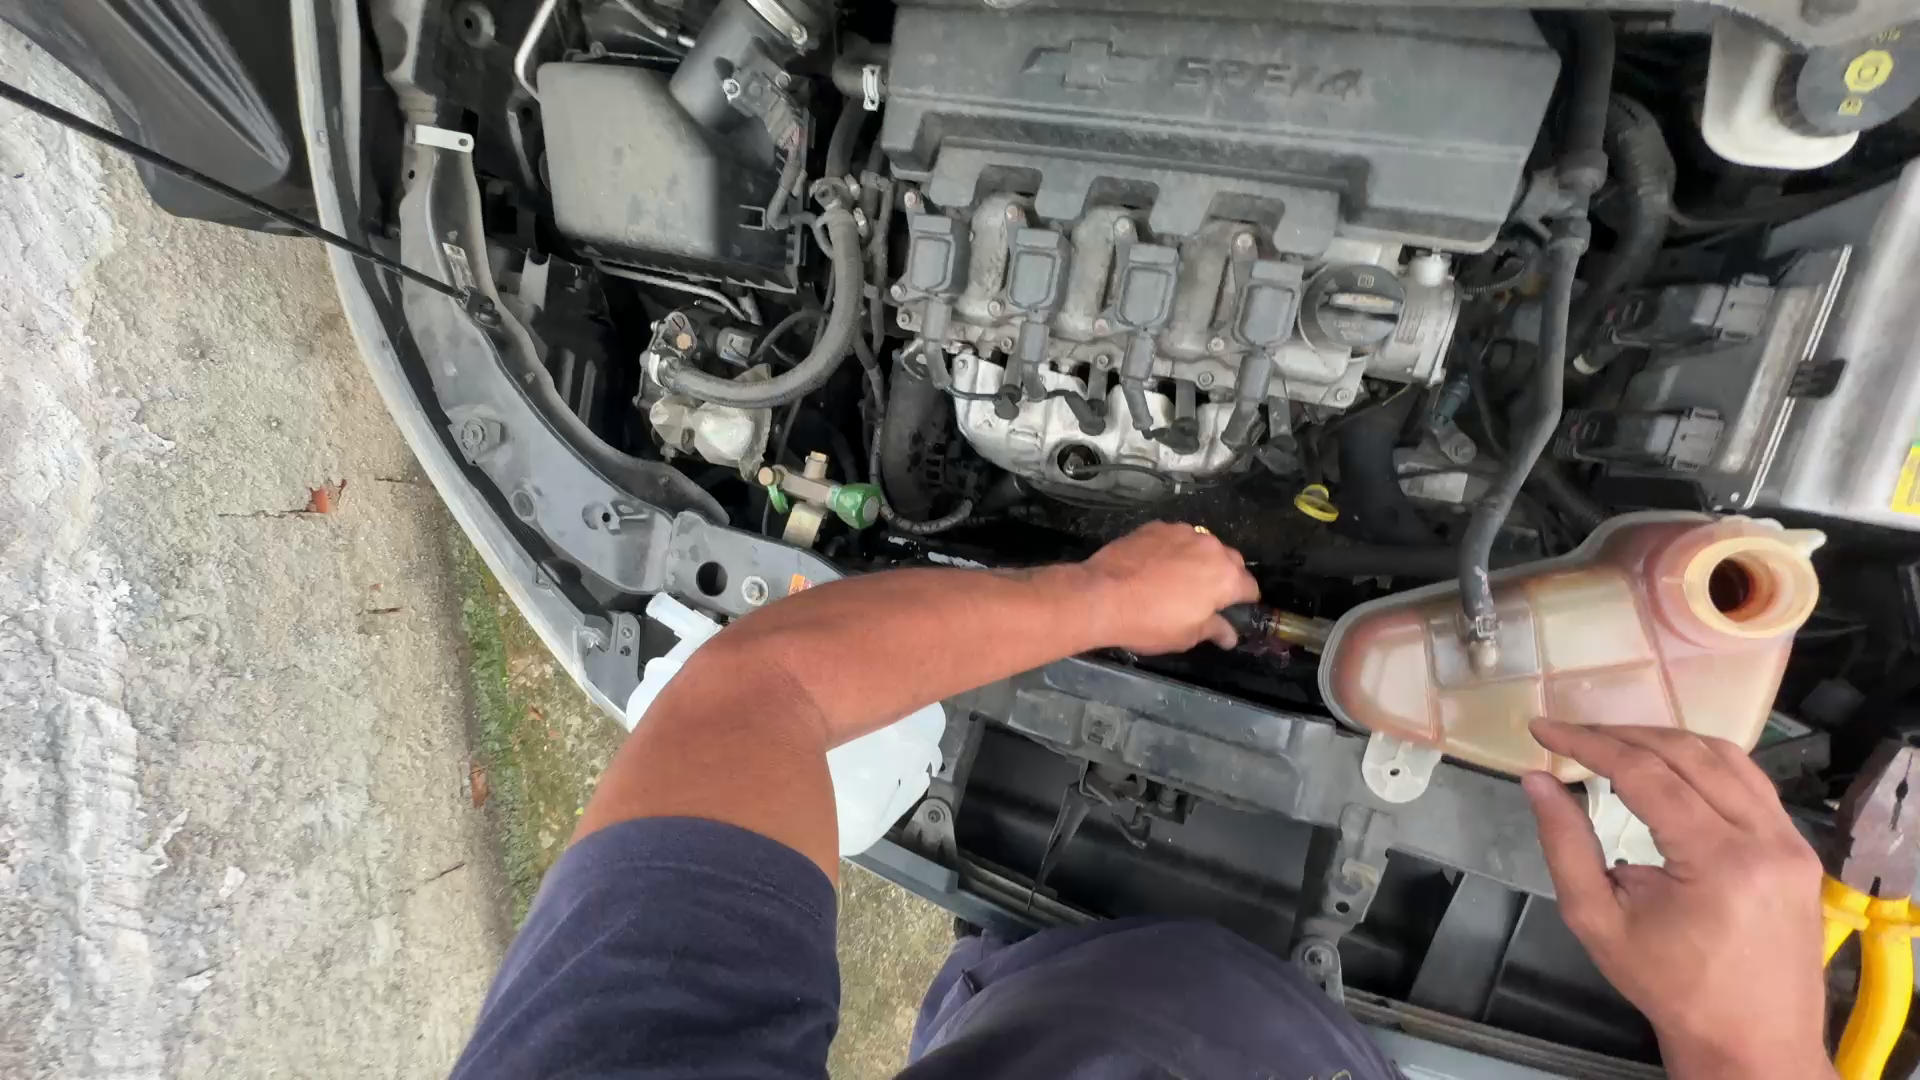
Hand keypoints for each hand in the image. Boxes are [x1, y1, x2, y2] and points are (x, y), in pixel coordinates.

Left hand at [1076, 522, 1259, 653]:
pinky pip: (1174, 538)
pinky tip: (1155, 564)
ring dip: (1197, 559)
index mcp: (1226, 576)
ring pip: (1201, 545)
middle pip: (1229, 561)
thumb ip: (1214, 629)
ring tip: (1177, 577)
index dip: (1242, 601)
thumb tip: (1230, 634)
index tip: (1230, 610)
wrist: (1101, 595)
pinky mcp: (1155, 526)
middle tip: (1203, 596)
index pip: (1250, 587)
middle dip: (1223, 577)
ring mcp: (1181, 532)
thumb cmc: (1149, 621)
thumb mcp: (1186, 635)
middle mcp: (1210, 547)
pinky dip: (1172, 549)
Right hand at [1523, 720, 1833, 1079]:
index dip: (1586, 742)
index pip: (1645, 772)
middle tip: (1566, 734)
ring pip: (1725, 757)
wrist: (1752, 1040)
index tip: (1541, 729)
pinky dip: (1696, 758)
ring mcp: (1792, 845)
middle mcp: (1767, 843)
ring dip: (1658, 739)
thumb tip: (1536, 779)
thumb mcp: (1593, 915)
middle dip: (1617, 734)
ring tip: (1607, 743)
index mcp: (1719, 861)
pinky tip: (1659, 764)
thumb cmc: (1666, 981)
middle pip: (1686, 754)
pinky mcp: (1796, 851)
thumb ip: (1563, 841)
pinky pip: (1747, 780)